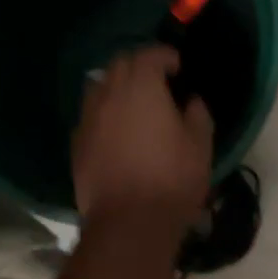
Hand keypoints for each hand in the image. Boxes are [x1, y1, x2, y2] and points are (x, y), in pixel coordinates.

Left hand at [72, 45, 213, 231]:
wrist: (128, 224)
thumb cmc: (171, 179)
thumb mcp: (200, 145)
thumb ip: (198, 114)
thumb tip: (191, 101)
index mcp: (142, 86)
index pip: (150, 54)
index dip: (165, 55)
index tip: (177, 67)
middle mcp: (110, 93)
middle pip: (120, 63)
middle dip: (139, 65)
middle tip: (156, 80)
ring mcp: (89, 117)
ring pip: (100, 86)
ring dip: (117, 86)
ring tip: (133, 103)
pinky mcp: (77, 143)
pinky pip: (91, 115)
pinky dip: (104, 113)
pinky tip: (116, 131)